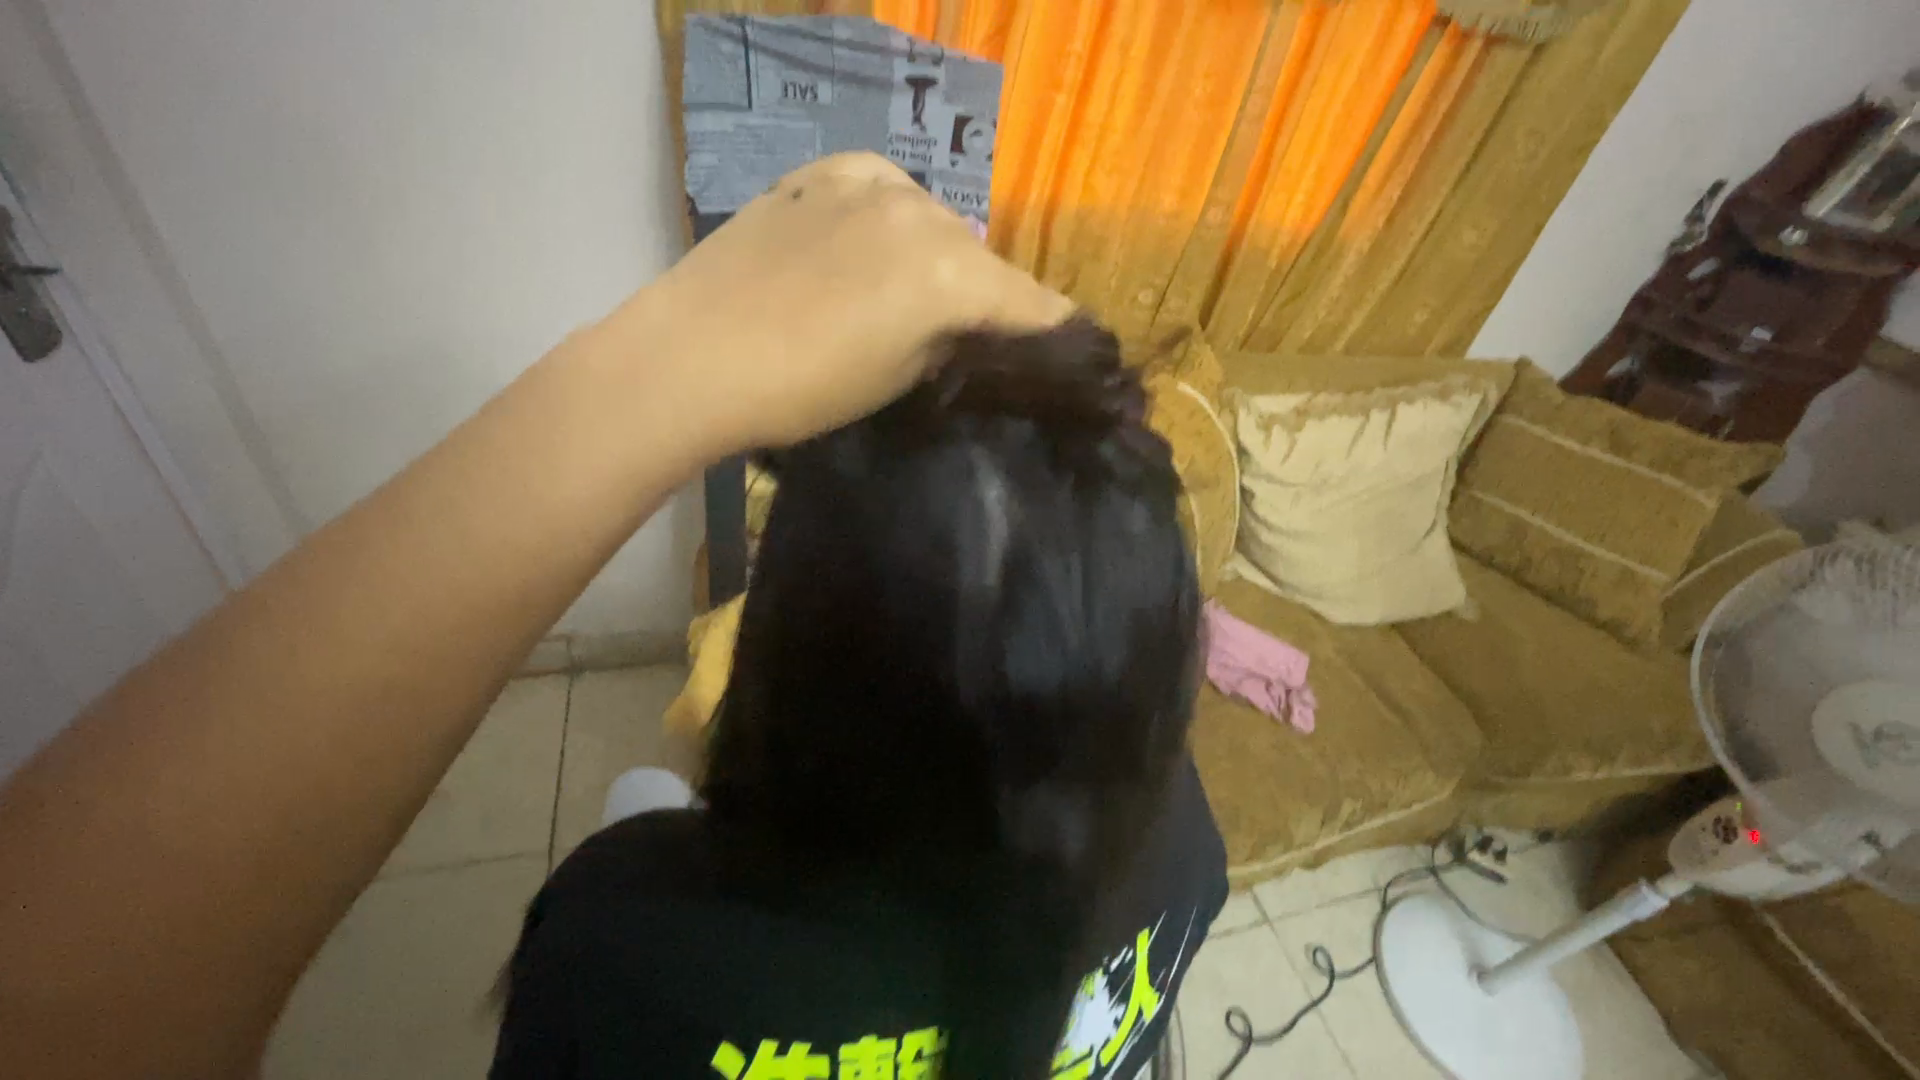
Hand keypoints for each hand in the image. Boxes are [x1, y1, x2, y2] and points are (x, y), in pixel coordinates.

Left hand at [602, 152, 1071, 454]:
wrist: (689, 357)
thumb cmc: (799, 393)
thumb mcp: (899, 380)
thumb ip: (955, 341)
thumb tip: (972, 329)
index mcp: (947, 270)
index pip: (1033, 305)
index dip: (1057, 338)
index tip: (1067, 362)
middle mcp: (921, 208)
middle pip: (985, 260)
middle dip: (987, 299)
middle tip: (972, 340)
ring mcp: (870, 179)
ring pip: (936, 226)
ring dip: (940, 261)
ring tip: (909, 301)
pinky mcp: (825, 169)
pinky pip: (887, 198)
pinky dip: (894, 229)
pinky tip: (866, 259)